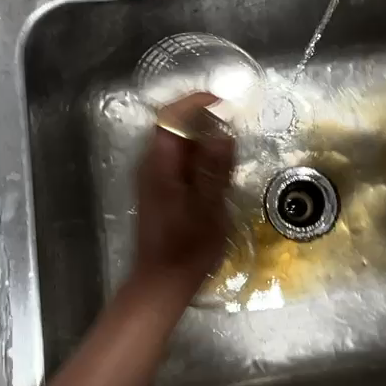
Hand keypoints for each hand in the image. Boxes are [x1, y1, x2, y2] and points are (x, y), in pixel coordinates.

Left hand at [130, 92, 235, 302]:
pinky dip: (199, 155)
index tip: (224, 102)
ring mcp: (154, 177)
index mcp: (158, 165)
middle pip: (174, 126)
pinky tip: (219, 169)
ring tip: (232, 145)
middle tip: (234, 123)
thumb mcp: (208, 208)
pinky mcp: (161, 189)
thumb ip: (214, 168)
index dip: (195, 102)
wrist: (161, 284)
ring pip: (178, 143)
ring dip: (203, 137)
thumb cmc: (186, 249)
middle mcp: (151, 164)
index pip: (171, 116)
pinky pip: (180, 159)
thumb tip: (223, 132)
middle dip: (204, 118)